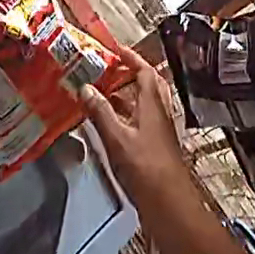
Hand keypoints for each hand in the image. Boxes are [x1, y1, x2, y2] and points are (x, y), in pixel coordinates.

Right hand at [81, 45, 194, 207]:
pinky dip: (127, 113)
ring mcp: (159, 130)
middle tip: (109, 69)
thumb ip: (100, 112)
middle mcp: (159, 112)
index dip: (131, 58)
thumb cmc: (145, 168)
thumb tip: (85, 88)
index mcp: (152, 104)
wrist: (168, 204)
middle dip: (130, 72)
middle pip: (149, 83)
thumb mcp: (117, 138)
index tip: (114, 49)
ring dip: (127, 93)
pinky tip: (111, 122)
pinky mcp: (155, 146)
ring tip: (104, 91)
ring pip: (145, 102)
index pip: (145, 70)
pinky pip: (142, 119)